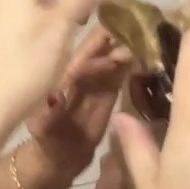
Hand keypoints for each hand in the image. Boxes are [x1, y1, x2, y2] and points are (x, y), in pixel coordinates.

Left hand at [26, 27, 131, 178]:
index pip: (81, 56)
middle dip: (115, 36)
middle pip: (99, 46)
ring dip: (128, 47)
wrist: (60, 156)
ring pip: (113, 55)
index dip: (97, 52)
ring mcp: (95, 78)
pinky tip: (147, 57)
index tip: (115, 53)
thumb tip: (56, 98)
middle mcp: (79, 69)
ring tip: (146, 42)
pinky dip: (133, 62)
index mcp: (61, 73)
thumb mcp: (42, 127)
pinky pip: (121, 71)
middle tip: (138, 31)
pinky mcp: (109, 89)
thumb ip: (48, 114)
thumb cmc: (46, 139)